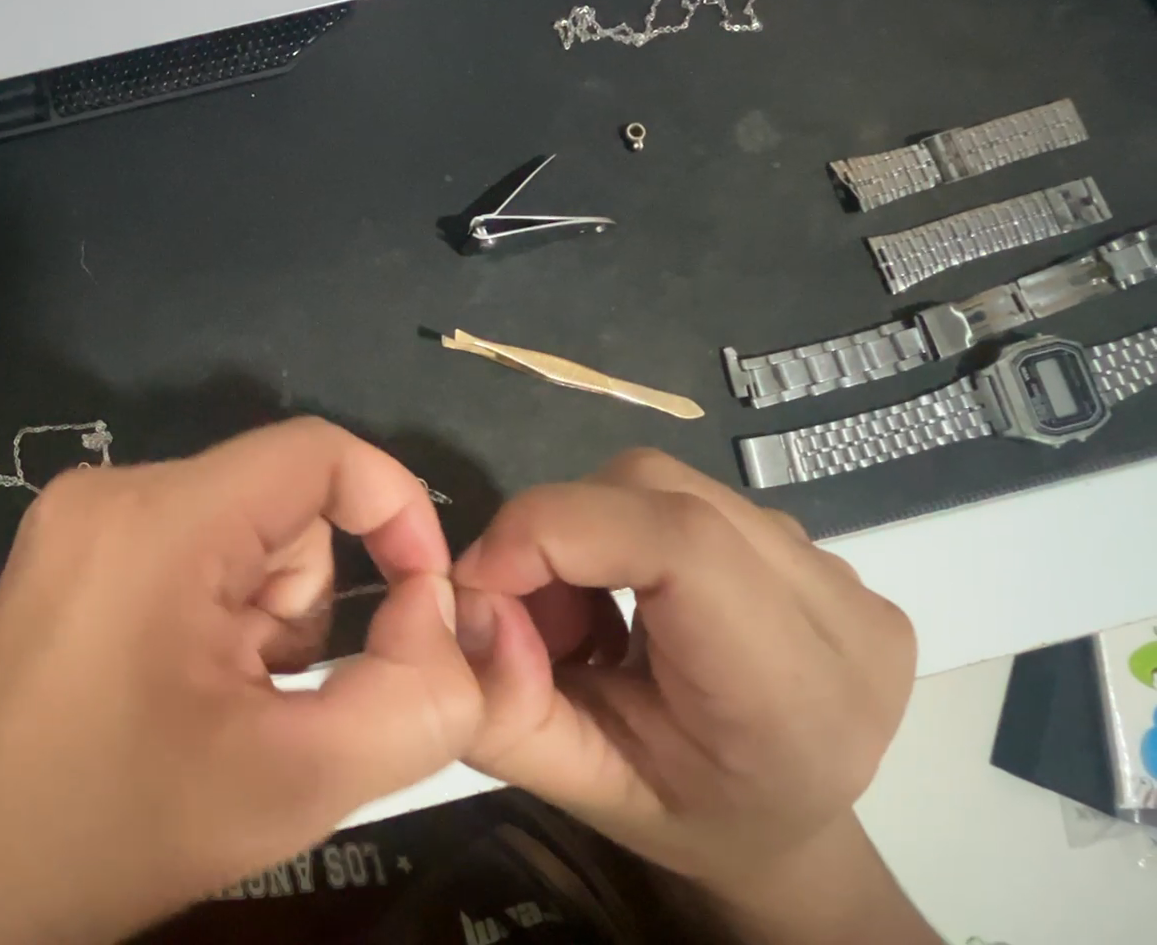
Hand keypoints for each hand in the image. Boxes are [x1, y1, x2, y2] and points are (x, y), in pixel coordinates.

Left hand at [0, 419, 483, 942]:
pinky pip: (187, 548)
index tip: (422, 596)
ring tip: (214, 702)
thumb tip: (441, 614)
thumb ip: (415, 697)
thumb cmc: (117, 827)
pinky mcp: (66, 549)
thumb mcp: (298, 779)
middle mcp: (111, 492)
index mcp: (160, 520)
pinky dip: (213, 612)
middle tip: (264, 697)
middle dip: (306, 601)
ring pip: (237, 530)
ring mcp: (79, 518)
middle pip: (278, 501)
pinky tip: (175, 687)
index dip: (394, 507)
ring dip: (259, 615)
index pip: (316, 452)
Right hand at [450, 450, 916, 897]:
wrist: (781, 821)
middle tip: (525, 611)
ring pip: (659, 483)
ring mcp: (835, 569)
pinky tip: (629, 596)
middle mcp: (836, 611)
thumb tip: (469, 607)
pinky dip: (618, 530)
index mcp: (791, 693)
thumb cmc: (682, 814)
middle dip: (553, 532)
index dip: (552, 532)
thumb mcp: (579, 788)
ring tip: (583, 612)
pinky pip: (680, 495)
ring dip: (585, 530)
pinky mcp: (814, 547)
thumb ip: (507, 712)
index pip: (678, 542)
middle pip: (654, 491)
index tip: (479, 580)